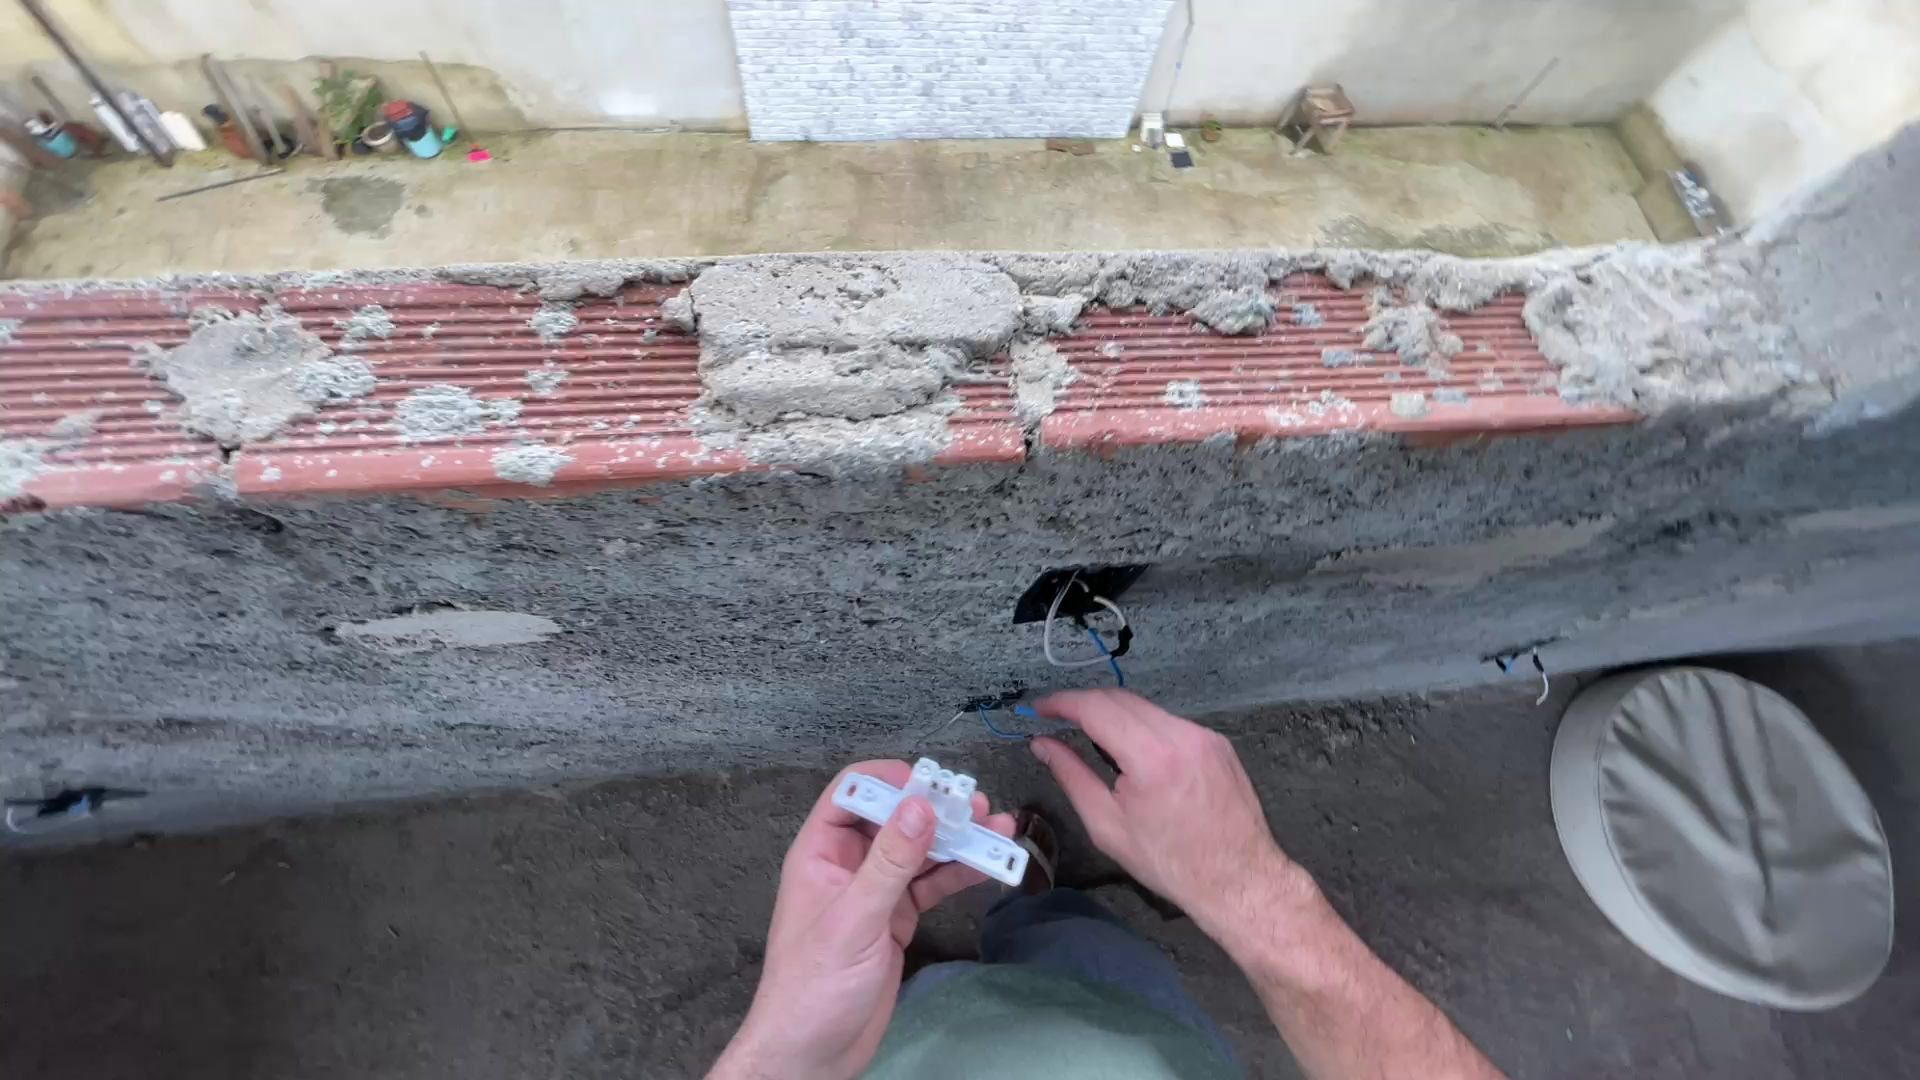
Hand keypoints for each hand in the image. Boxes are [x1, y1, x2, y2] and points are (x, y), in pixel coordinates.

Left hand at [711, 761, 1013, 1079]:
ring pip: (918, 848)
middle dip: (934, 807)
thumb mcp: (854, 918)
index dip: (890, 779)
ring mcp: (876, 888)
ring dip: (956, 837)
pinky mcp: (897, 915)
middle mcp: (850, 860)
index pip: (853, 791)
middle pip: (894, 816)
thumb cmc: (815, 983)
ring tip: (996, 824)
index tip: (931, 781)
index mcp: (823, 849)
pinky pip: (930, 882)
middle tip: (974, 803)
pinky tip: (987, 863)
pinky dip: (959, 872)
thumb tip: (921, 806)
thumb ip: (890, 861)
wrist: (812, 1057)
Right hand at [1030, 689, 1304, 937]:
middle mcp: (1180, 734)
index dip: (1062, 702)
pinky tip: (1136, 753)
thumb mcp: (1107, 824)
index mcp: (1150, 756)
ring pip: (1144, 707)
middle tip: (1058, 718)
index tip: (1040, 707)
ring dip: (1113, 714)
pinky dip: (1143, 727)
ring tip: (1093, 737)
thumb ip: (1070, 775)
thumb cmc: (1169, 862)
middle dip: (1084, 703)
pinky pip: (1169, 721)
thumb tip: (1042, 744)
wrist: (1240, 881)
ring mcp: (1203, 734)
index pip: (1095, 707)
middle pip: (1118, 698)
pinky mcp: (1217, 742)